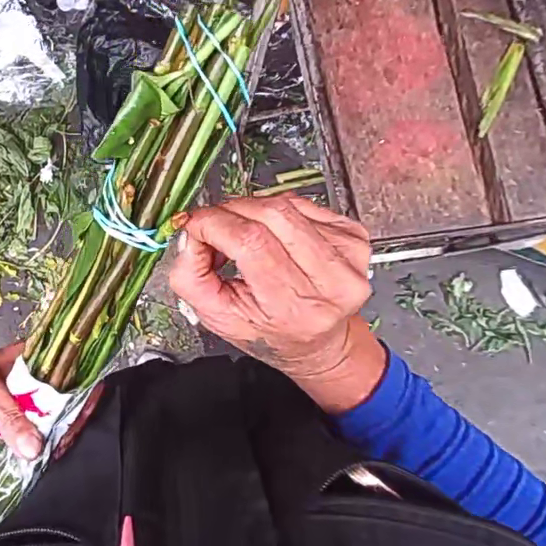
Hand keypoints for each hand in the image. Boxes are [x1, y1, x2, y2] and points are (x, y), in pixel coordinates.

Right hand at [169, 196, 386, 413]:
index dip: (215, 224)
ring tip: (244, 232)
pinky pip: (303, 204)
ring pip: (285, 204)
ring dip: (253, 208)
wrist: (320, 340)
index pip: (250, 242)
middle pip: (270, 216)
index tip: (196, 225)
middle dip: (231, 211)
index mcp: (294, 308)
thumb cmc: (272, 331)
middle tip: (216, 226)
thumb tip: (190, 233)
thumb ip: (190, 276)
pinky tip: (274, 234)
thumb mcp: (218, 317)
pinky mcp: (355, 237)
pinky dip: (278, 210)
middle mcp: (330, 282)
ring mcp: (348, 257)